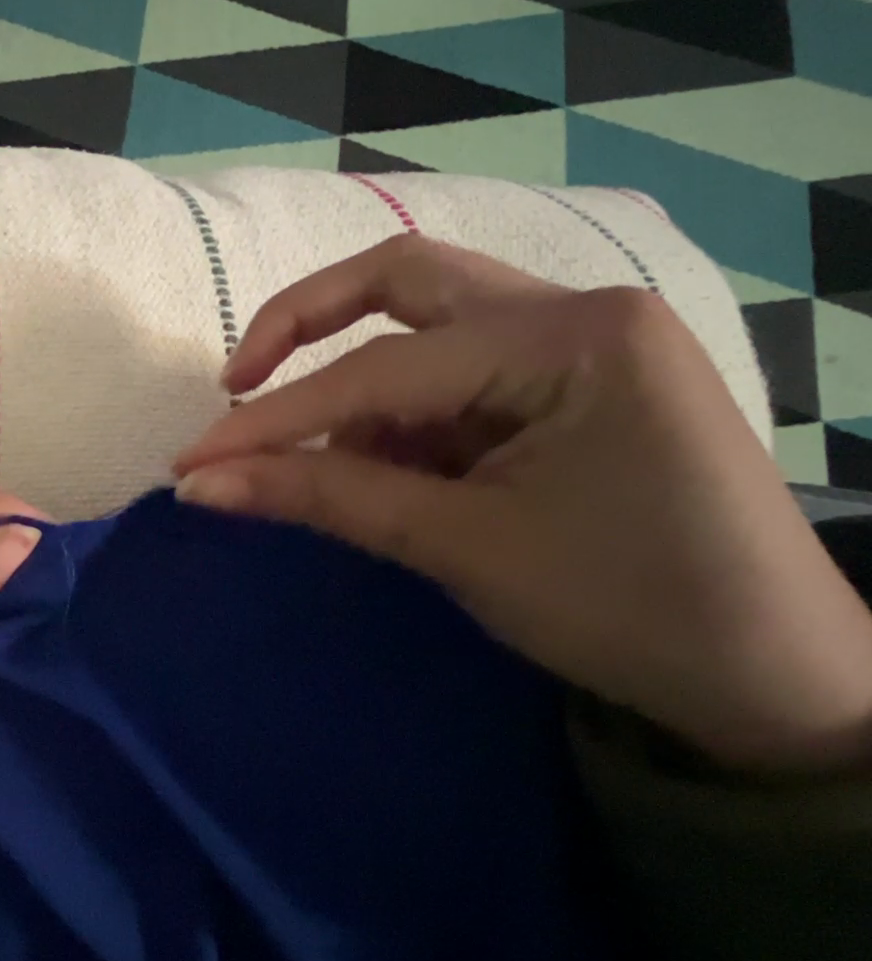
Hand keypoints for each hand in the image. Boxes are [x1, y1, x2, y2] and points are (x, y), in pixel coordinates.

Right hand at [173, 235, 871, 771]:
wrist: (771, 680)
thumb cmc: (627, 608)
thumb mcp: (459, 547)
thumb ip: (322, 496)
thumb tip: (198, 482)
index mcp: (573, 340)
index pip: (379, 370)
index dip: (273, 420)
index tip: (190, 462)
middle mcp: (575, 312)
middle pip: (402, 280)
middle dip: (303, 326)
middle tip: (235, 385)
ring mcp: (573, 344)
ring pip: (422, 323)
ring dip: (354, 391)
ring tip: (328, 471)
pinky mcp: (562, 387)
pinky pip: (448, 378)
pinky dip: (396, 420)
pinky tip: (390, 476)